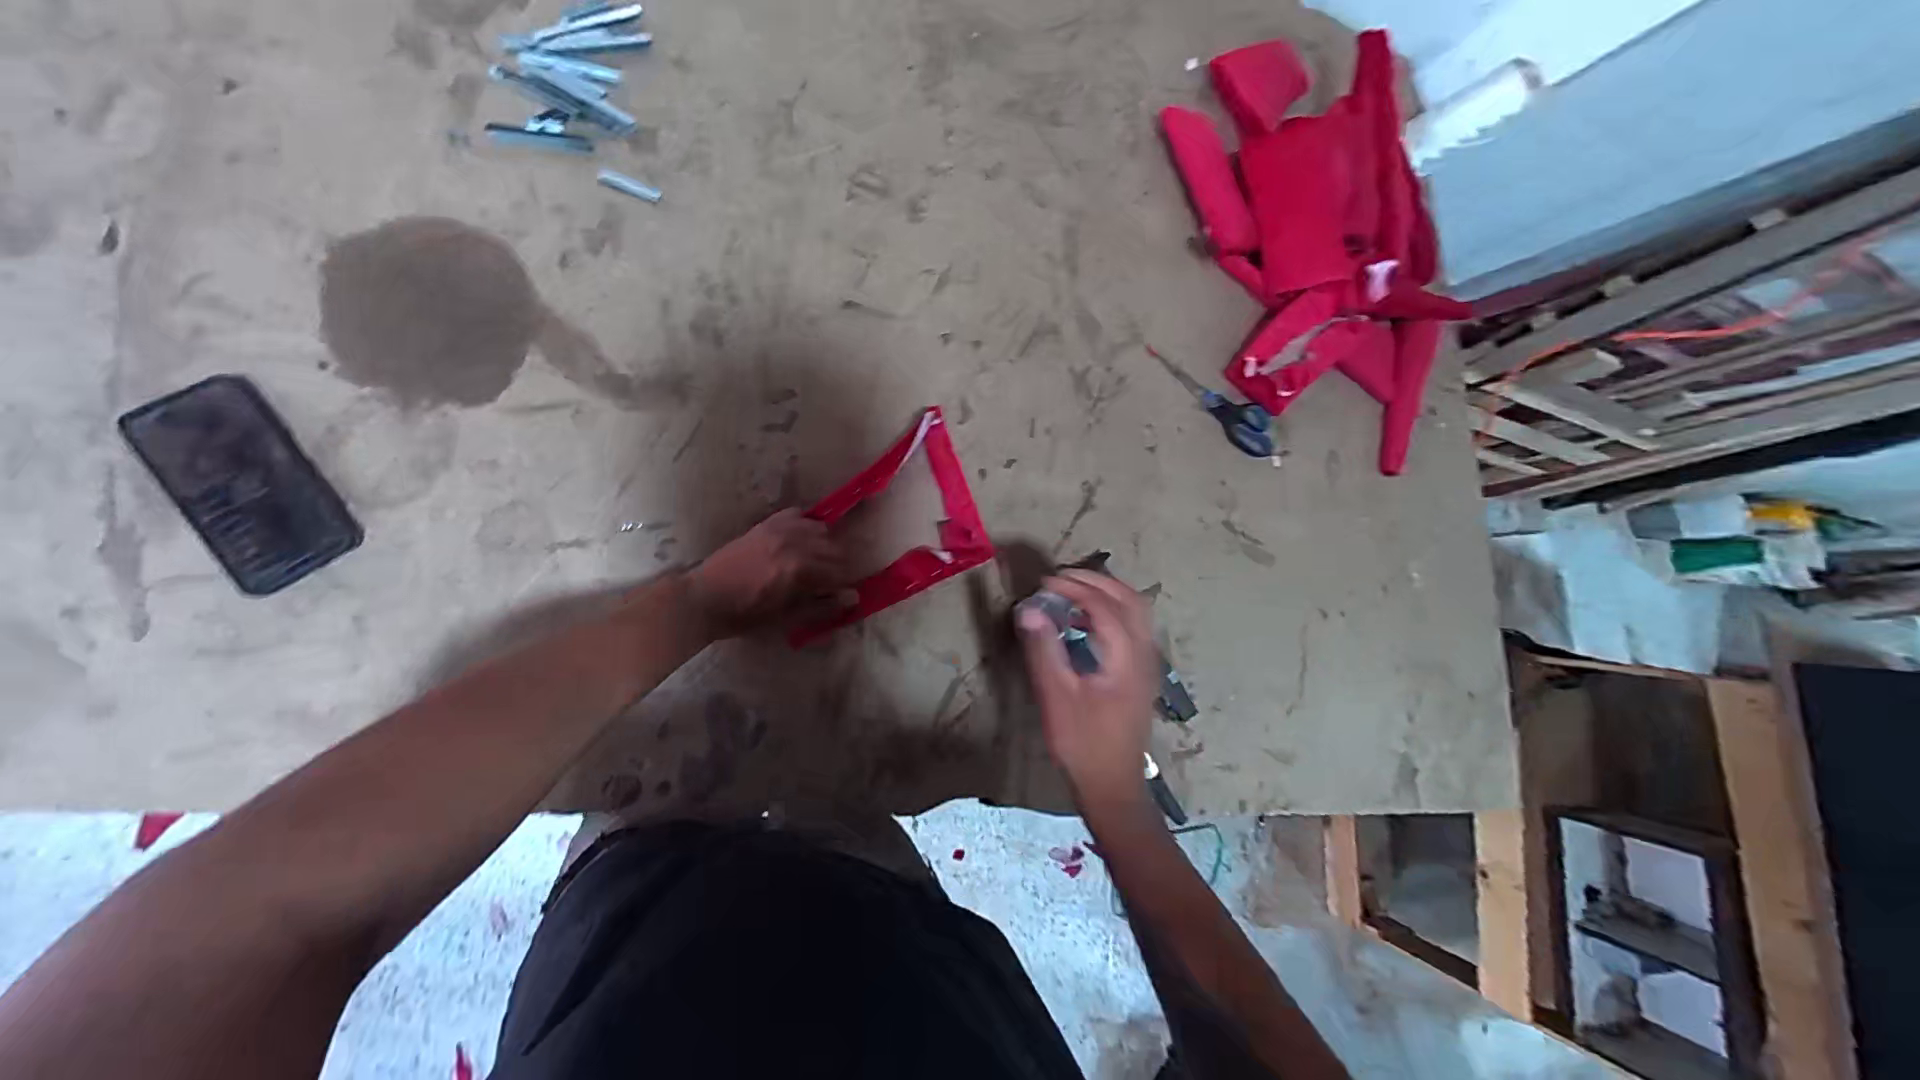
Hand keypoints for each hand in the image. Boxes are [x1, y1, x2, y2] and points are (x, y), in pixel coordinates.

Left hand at [686, 509, 845, 637]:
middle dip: (838, 566)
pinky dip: (806, 525)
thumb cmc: (745, 615)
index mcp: (798, 570)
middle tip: (831, 583)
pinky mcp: (767, 524)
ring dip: (826, 546)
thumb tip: (854, 597)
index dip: (845, 585)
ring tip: (818, 563)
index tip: (842, 594)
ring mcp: (779, 530)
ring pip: (821, 530)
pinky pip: (798, 514)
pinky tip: (801, 540)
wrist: (704, 598)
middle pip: (835, 548)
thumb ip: (822, 606)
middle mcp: (792, 543)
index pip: (839, 571)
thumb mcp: (786, 618)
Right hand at [1016, 570, 1158, 813]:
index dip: (1075, 588)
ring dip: (1105, 593)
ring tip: (1070, 590)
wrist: (1112, 785)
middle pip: (1130, 600)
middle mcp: (1145, 655)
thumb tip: (1030, 609)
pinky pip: (1133, 625)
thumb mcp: (1056, 697)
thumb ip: (1044, 650)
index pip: (1105, 607)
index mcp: (1127, 659)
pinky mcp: (1142, 673)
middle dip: (1095, 581)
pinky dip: (1110, 610)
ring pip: (1136, 611)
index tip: (1045, 583)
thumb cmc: (1083, 744)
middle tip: (1060, 578)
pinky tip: (1084, 619)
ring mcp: (1147, 664)